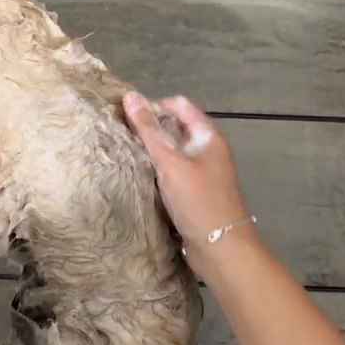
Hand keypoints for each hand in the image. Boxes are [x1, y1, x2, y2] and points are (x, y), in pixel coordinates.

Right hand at [123, 92, 251, 266]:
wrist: (221, 249)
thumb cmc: (198, 200)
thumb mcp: (169, 162)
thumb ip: (148, 130)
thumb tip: (129, 95)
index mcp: (208, 135)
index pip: (178, 105)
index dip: (154, 106)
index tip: (130, 119)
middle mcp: (207, 149)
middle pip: (175, 126)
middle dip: (151, 129)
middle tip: (123, 136)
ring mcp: (203, 171)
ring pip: (173, 150)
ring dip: (153, 151)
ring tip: (128, 155)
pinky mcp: (196, 191)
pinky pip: (174, 171)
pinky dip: (159, 170)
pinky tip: (142, 177)